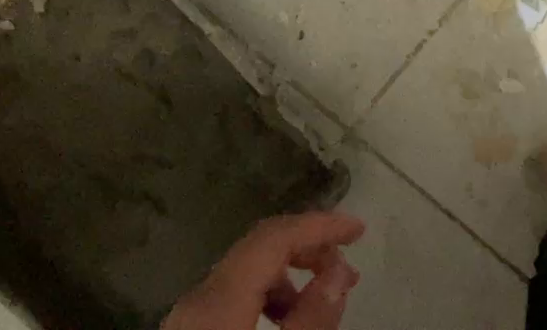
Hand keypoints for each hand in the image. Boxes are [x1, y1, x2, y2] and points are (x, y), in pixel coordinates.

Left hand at [162, 212, 365, 329]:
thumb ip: (311, 320)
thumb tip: (338, 274)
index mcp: (217, 299)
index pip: (274, 237)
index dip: (320, 226)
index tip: (359, 232)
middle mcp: (196, 300)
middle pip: (257, 250)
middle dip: (307, 250)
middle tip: (347, 271)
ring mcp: (186, 321)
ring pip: (243, 276)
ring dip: (288, 278)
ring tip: (321, 304)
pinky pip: (230, 301)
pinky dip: (264, 300)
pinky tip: (284, 326)